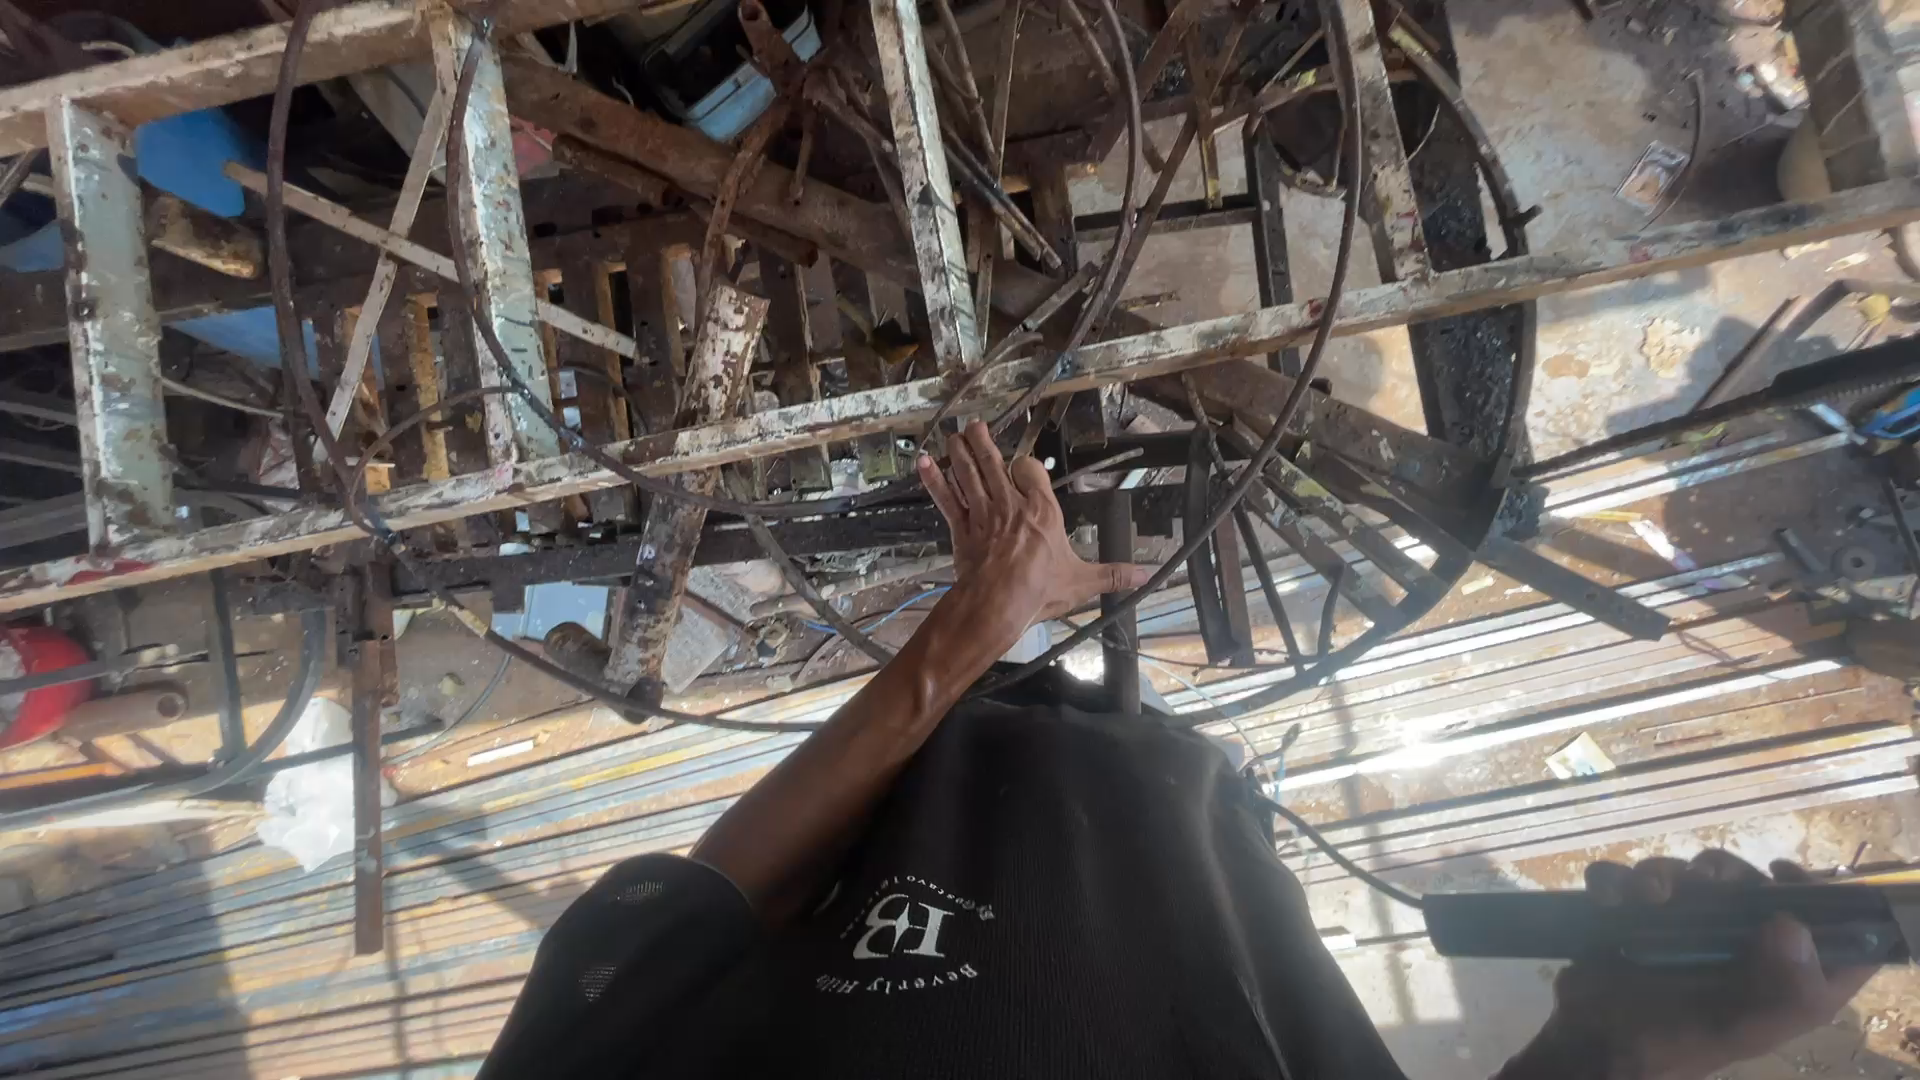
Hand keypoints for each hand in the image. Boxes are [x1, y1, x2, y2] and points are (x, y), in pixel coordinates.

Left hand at [917, 420, 1148, 650]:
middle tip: (973, 428)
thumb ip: (1113, 575)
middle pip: (993, 464)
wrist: (998, 604)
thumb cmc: (1040, 590)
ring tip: (953, 437)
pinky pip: (946, 500)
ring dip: (959, 454)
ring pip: (968, 475)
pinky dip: (933, 481)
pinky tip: (923, 464)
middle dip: (982, 443)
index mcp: (1041, 510)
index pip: (1031, 471)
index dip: (1026, 466)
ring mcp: (983, 514)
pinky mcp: (961, 529)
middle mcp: (1010, 504)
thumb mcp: (1083, 581)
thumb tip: (1145, 576)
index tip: (1024, 468)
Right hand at [1501, 851, 1873, 1079]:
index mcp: (1776, 974)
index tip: (1784, 872)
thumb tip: (1792, 923)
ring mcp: (1673, 927)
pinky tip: (1607, 902)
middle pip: (1742, 885)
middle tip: (1703, 882)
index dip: (1818, 896)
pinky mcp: (1625, 916)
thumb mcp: (1740, 1027)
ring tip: (1642, 899)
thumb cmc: (1675, 1039)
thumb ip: (1781, 988)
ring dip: (1656, 874)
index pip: (1824, 930)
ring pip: (1676, 873)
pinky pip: (1618, 878)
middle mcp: (1732, 945)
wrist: (1595, 1038)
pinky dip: (1610, 881)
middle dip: (1720, 872)